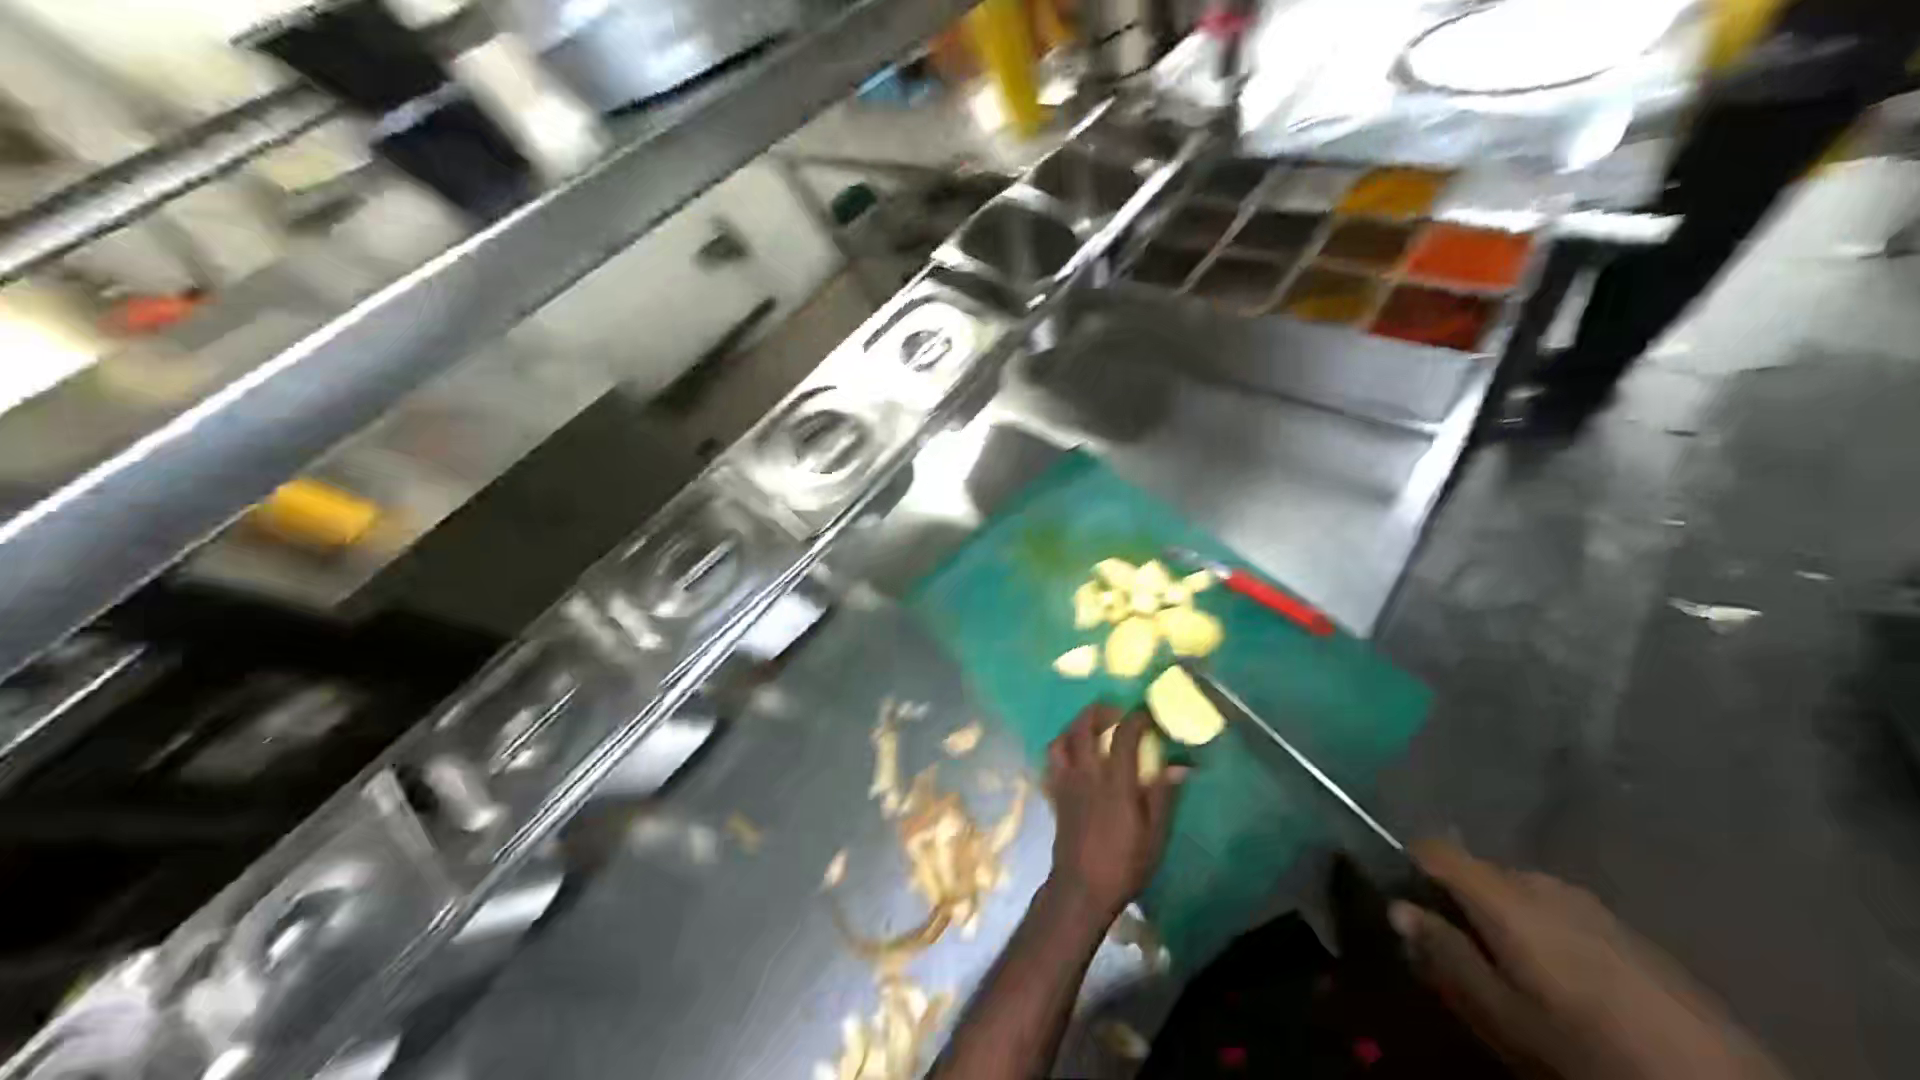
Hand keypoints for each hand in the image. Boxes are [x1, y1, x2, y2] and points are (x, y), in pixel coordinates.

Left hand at [1042, 705, 1184, 921]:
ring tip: (1092, 727)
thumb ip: (1163, 795)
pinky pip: (1051, 760)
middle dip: (1099, 711)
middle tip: (1116, 711)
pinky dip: (1061, 747)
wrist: (1081, 888)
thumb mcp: (1154, 834)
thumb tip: (1180, 765)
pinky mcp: (1054, 793)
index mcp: (1115, 781)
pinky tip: (1074, 753)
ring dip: (1075, 725)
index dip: (1136, 718)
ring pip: (1061, 739)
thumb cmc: (1124, 864)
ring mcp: (1066, 782)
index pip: (1124, 735)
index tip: (1147, 715)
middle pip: (1083, 726)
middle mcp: (1087, 773)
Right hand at [1392, 840, 1787, 1079]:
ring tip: (1509, 967)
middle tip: (1455, 949)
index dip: (1407, 863)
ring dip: (1501, 917)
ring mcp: (1589, 902)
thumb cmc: (1587, 1045)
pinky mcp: (1625, 927)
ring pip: (1518, 892)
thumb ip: (1445, 954)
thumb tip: (1398, 909)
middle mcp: (1541, 881)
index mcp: (1503, 894)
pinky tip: (1562, 978)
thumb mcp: (1501, 1012)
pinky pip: (1558, 911)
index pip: (1434, 848)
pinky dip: (1541, 931)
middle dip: (1457, 900)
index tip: (1400, 896)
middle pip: (1477, 871)